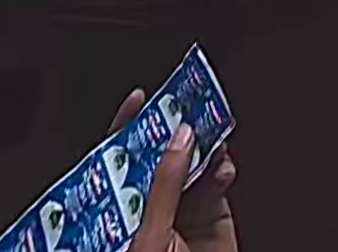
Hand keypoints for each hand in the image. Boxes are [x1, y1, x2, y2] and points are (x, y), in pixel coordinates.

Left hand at [109, 89, 237, 251]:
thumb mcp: (148, 242)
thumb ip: (164, 188)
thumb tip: (180, 137)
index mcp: (115, 219)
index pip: (114, 165)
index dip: (125, 130)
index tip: (138, 99)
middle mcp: (144, 211)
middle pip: (158, 156)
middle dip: (172, 129)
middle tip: (184, 103)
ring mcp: (179, 212)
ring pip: (190, 163)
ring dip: (202, 144)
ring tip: (208, 129)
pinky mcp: (210, 215)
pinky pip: (217, 179)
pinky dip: (222, 168)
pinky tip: (221, 168)